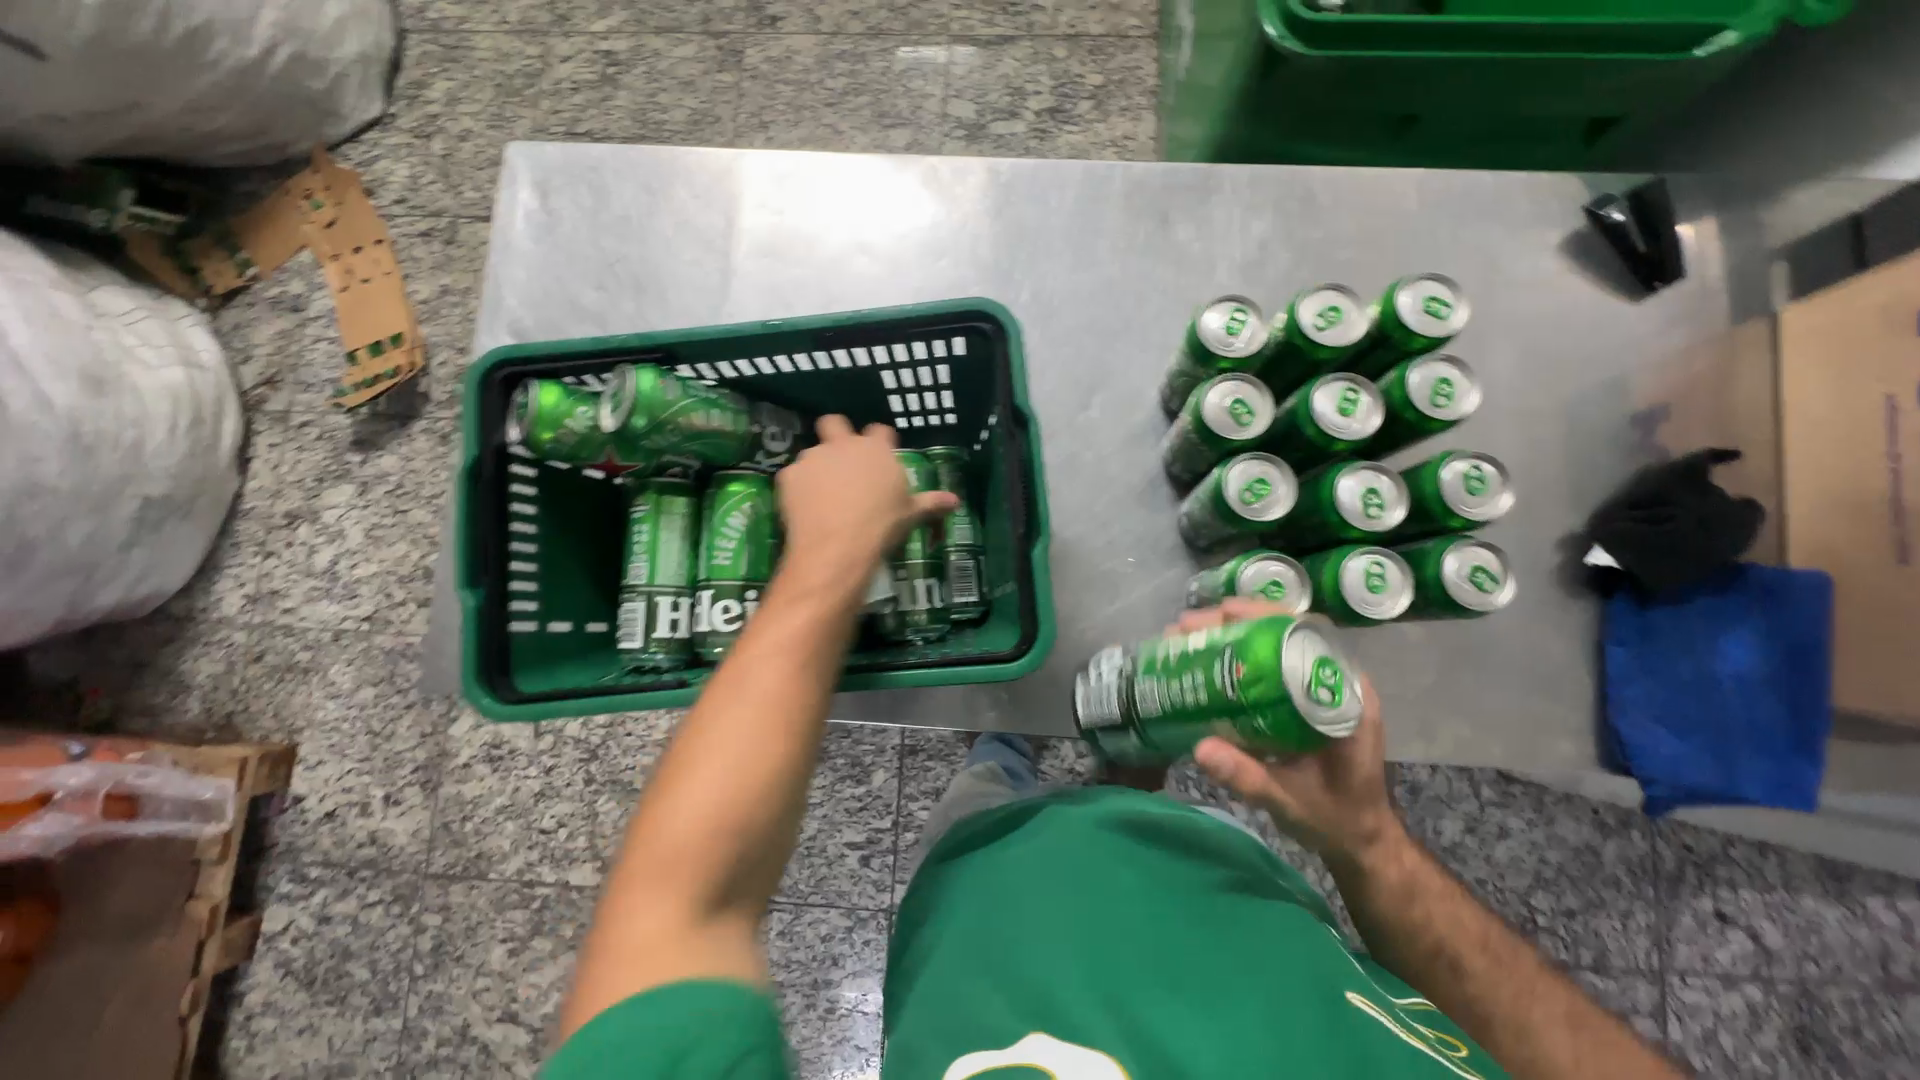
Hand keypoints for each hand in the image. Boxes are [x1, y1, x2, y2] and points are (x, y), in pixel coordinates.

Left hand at [775, 415, 957, 579]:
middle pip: (834, 422)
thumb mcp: (910, 515)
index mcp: (876, 449)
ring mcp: (812, 458)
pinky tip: (805, 508)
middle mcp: (842, 445)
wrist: (837, 547)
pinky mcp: (789, 475)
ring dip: (817, 467)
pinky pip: (793, 477)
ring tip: (821, 495)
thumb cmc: (882, 526)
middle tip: (840, 457)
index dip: (880, 441)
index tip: (880, 456)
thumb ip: (930, 503)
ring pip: (812, 452)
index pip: (880, 430)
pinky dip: (798, 488)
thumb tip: (955, 501)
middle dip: (835, 433)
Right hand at [1178, 599, 1405, 868]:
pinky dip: (1235, 662)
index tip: (1224, 613)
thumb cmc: (1336, 819)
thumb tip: (1200, 747)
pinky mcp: (1301, 707)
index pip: (1307, 637)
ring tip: (1183, 637)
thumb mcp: (1289, 799)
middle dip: (1233, 624)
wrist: (1361, 842)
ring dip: (1229, 638)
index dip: (1264, 618)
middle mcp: (1334, 685)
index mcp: (1346, 698)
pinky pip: (1268, 672)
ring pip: (1273, 650)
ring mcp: (1318, 694)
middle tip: (1185, 627)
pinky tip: (1201, 663)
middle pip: (1283, 635)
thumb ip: (1248, 775)